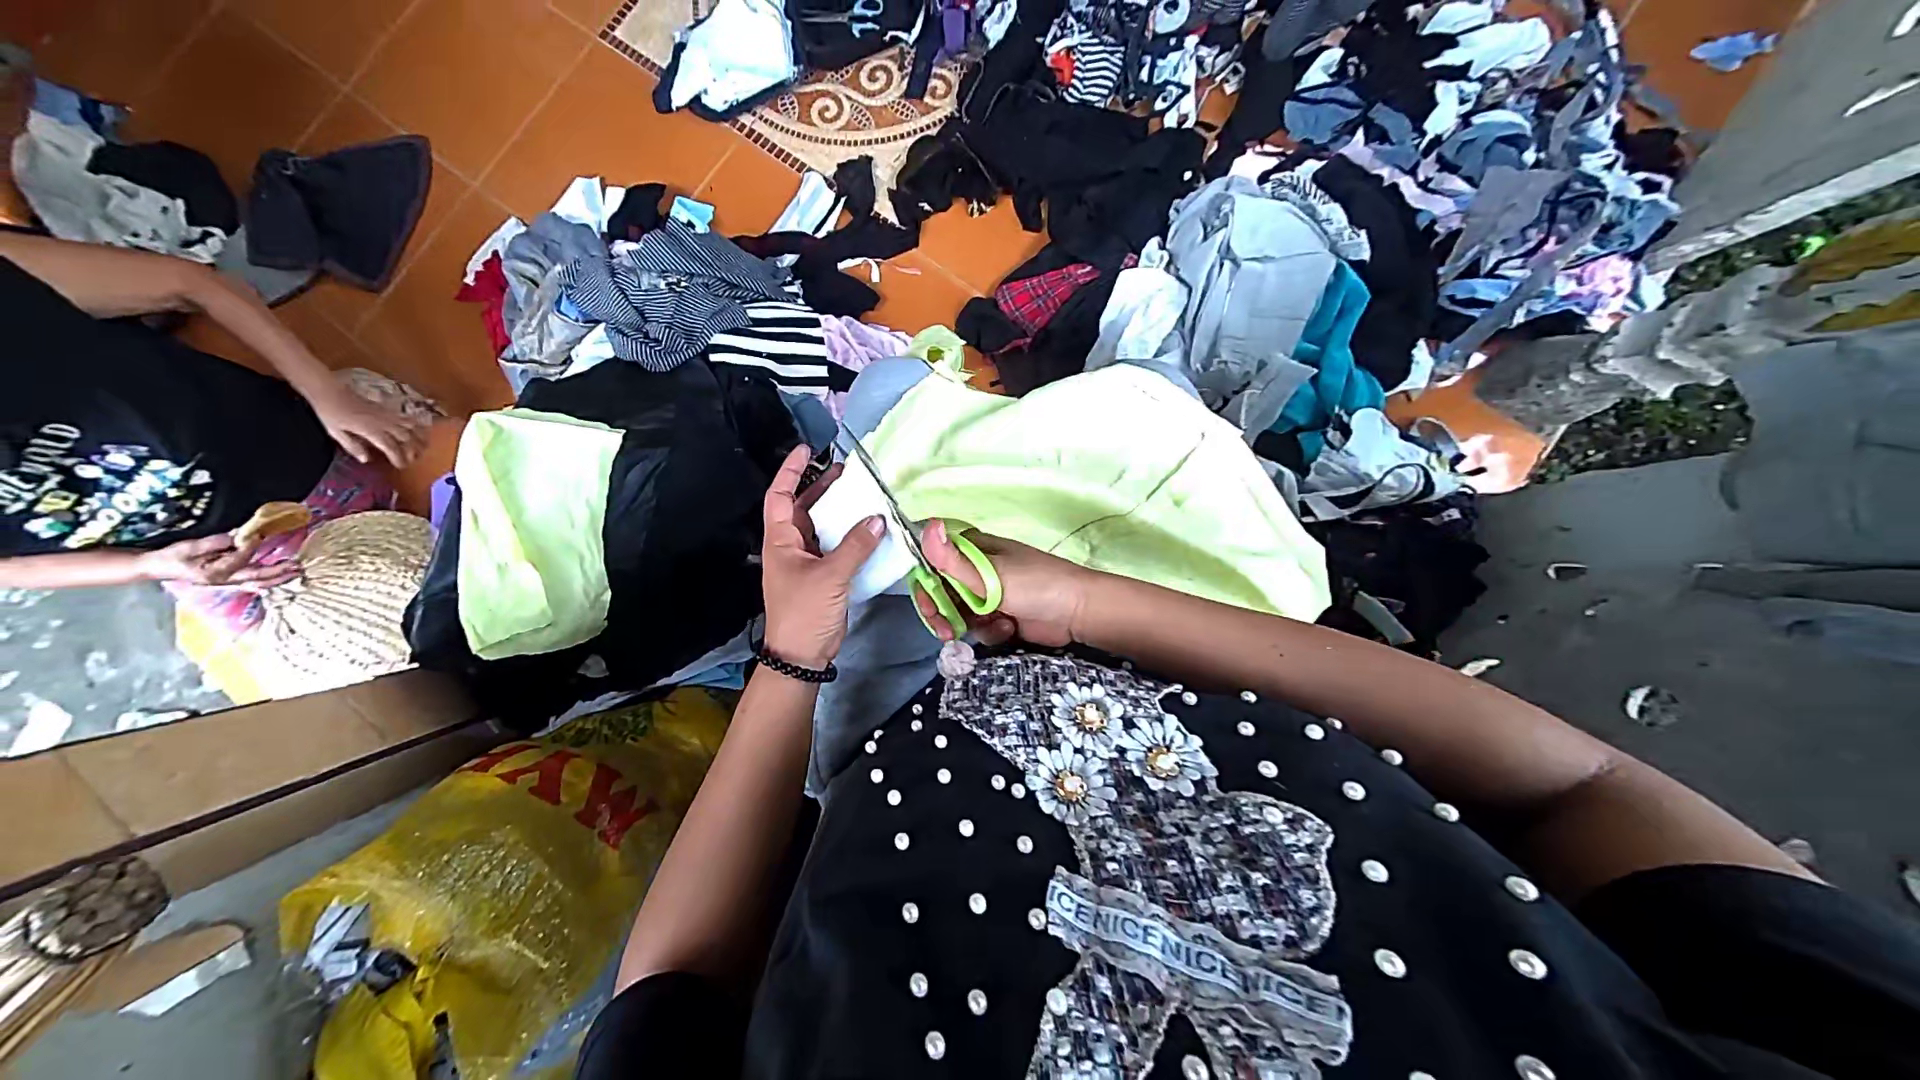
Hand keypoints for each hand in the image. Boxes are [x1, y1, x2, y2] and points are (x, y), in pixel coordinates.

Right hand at [137, 534, 300, 587]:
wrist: (158, 567)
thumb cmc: (172, 556)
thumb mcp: (189, 547)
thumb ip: (215, 543)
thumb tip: (238, 536)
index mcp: (213, 573)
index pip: (239, 559)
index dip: (250, 547)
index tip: (258, 535)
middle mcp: (225, 580)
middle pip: (257, 578)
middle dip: (279, 572)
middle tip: (297, 566)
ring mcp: (229, 582)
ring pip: (260, 581)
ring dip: (279, 577)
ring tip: (296, 570)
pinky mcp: (231, 579)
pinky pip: (255, 580)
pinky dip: (270, 578)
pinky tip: (284, 574)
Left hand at [309, 386, 425, 468]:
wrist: (329, 391)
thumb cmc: (329, 412)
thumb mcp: (335, 432)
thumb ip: (352, 446)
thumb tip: (366, 460)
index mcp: (371, 430)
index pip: (391, 447)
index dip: (399, 458)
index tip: (401, 466)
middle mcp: (384, 423)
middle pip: (406, 438)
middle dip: (412, 450)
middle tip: (413, 460)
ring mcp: (387, 415)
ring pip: (411, 428)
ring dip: (419, 438)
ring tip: (423, 447)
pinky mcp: (387, 409)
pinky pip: (407, 419)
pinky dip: (416, 426)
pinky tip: (418, 431)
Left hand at [761, 445, 885, 669]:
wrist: (802, 655)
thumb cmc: (804, 611)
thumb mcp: (830, 576)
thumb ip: (856, 546)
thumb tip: (878, 519)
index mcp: (780, 540)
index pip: (779, 496)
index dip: (790, 471)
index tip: (807, 450)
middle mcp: (791, 546)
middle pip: (804, 508)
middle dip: (822, 488)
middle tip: (847, 472)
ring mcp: (808, 561)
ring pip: (824, 527)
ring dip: (841, 512)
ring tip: (863, 495)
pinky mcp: (825, 576)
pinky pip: (838, 547)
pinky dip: (853, 536)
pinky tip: (872, 529)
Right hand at [912, 520, 1092, 647]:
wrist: (1077, 613)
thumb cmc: (1035, 585)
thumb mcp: (990, 574)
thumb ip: (952, 560)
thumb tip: (926, 525)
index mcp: (973, 549)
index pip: (934, 561)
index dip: (925, 582)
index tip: (928, 602)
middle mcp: (976, 569)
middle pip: (941, 591)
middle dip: (942, 611)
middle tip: (947, 630)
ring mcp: (988, 594)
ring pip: (958, 612)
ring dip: (968, 624)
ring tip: (989, 626)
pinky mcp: (999, 616)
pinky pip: (978, 627)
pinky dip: (988, 631)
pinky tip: (1007, 629)